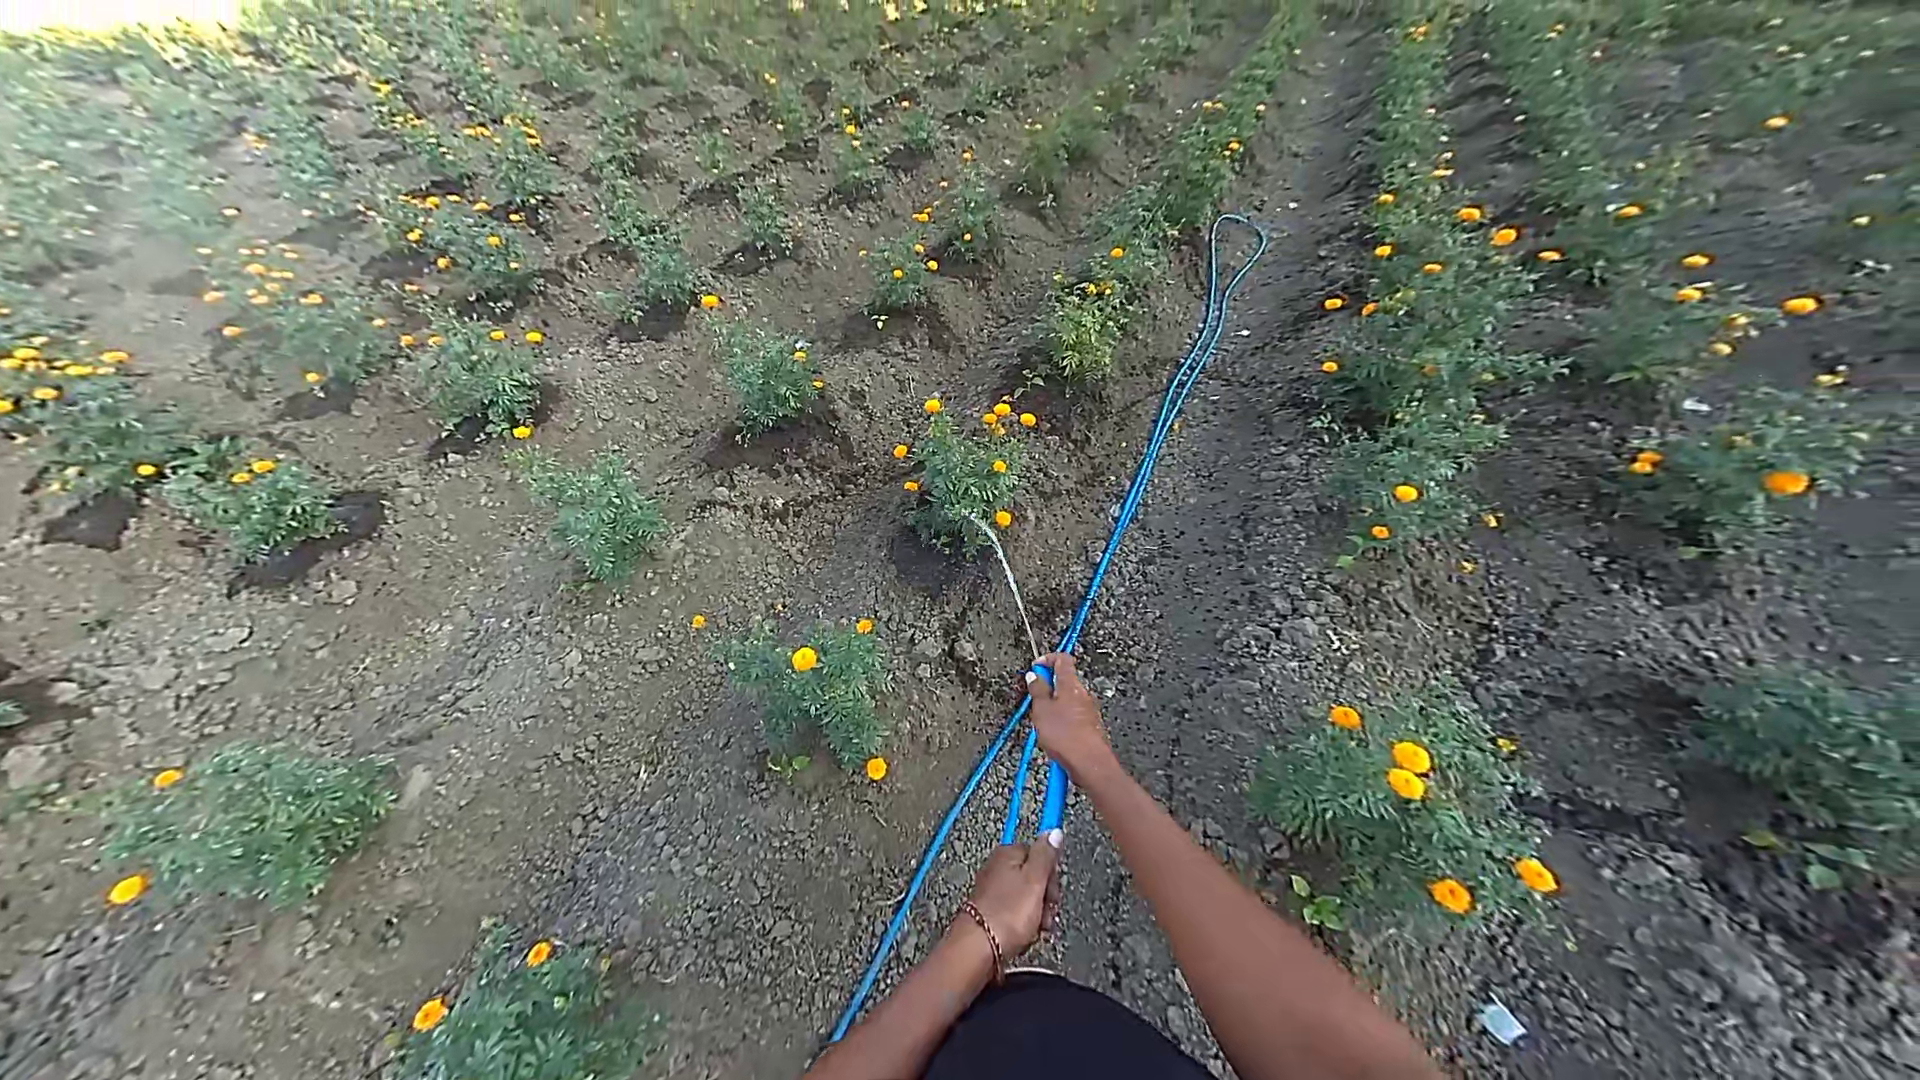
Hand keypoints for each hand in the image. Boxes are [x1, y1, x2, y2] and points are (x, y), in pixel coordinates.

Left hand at [961, 838, 1061, 958]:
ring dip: (1036, 915)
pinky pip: (1015, 915)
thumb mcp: (1035, 879)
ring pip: (1026, 899)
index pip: (1039, 853)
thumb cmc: (1006, 914)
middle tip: (1045, 911)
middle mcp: (997, 868)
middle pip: (1033, 877)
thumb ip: (1046, 854)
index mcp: (1007, 853)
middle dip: (1045, 897)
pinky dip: (1023, 925)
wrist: (979, 948)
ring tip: (1034, 928)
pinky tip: (1024, 936)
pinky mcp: (991, 913)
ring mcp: (993, 891)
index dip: (1051, 874)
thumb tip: (1054, 832)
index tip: (1052, 889)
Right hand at [1025, 653, 1114, 781]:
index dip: (1048, 659)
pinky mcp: (1090, 725)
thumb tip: (1034, 675)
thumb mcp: (1041, 710)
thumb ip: (1037, 690)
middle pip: (1065, 680)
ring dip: (1054, 705)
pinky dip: (1062, 720)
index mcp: (1071, 684)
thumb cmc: (1066, 736)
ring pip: (1068, 699)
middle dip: (1048, 686)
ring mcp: (1088, 710)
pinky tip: (1054, 735)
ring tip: (1043, 722)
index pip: (1063, 659)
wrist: (1089, 763)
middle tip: (1035, 699)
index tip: (1036, 668)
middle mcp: (1083, 694)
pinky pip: (1073, 716)